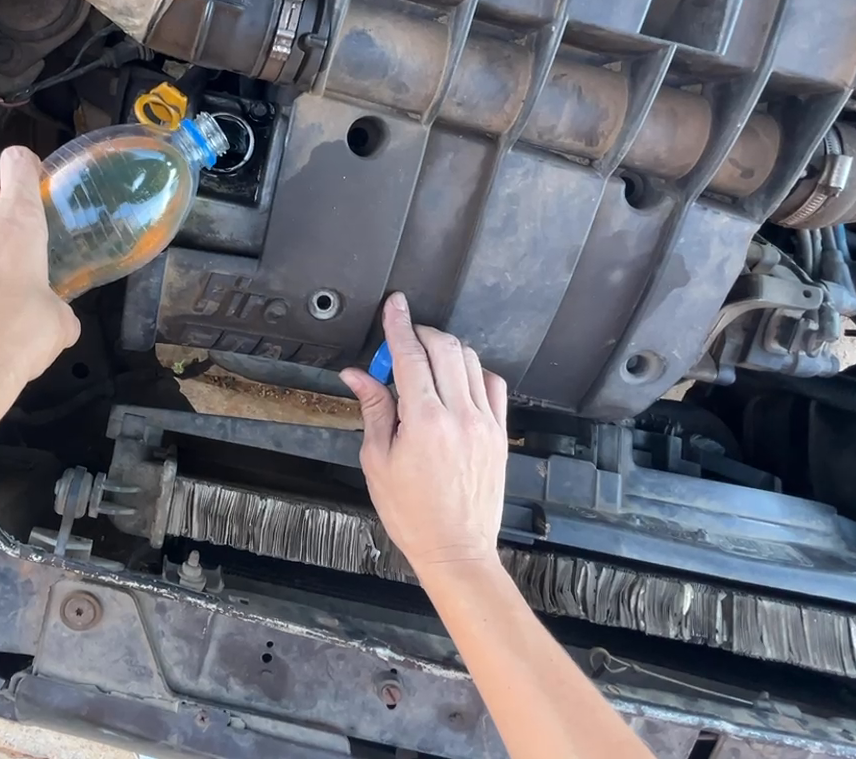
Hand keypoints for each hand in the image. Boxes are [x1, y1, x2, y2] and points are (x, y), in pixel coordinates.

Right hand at [340, 293, 509, 574]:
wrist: (456, 549)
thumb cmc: (412, 512)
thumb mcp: (377, 459)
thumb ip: (373, 408)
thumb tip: (357, 375)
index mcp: (424, 421)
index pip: (410, 355)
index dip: (398, 324)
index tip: (394, 304)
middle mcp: (459, 416)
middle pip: (444, 348)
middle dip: (421, 332)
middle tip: (402, 338)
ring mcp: (484, 423)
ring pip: (470, 360)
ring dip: (445, 349)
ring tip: (424, 362)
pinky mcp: (499, 434)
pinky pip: (492, 384)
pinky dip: (472, 370)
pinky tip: (456, 380)